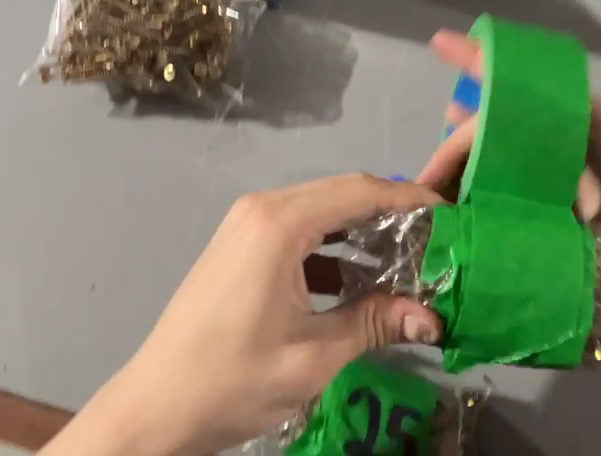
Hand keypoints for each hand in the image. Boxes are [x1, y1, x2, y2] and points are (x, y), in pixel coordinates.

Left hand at [48, 174, 445, 455]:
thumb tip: (433, 317)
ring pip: (322, 208)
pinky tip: (357, 280)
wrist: (152, 409)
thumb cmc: (231, 379)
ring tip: (405, 260)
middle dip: (391, 214)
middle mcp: (264, 206)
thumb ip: (375, 324)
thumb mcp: (313, 357)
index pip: (360, 191)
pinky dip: (334, 246)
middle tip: (434, 241)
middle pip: (342, 192)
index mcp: (280, 222)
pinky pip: (301, 228)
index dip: (409, 199)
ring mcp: (248, 221)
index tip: (449, 215)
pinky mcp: (242, 242)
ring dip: (362, 230)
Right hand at [417, 30, 600, 276]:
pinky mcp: (557, 198)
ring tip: (426, 183)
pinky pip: (509, 184)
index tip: (440, 41)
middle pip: (497, 126)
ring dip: (463, 162)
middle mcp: (563, 135)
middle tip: (421, 178)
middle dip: (458, 143)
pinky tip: (454, 196)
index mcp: (580, 116)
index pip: (521, 84)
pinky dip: (480, 186)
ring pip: (499, 154)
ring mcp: (559, 168)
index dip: (481, 60)